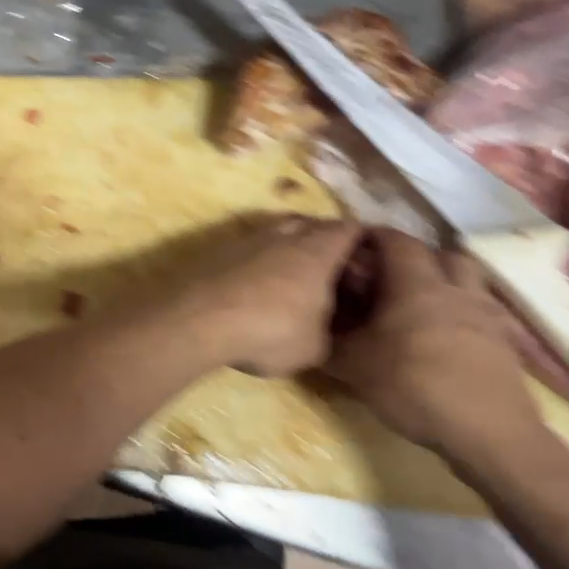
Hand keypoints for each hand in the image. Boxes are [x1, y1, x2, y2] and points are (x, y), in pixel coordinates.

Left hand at [179, 216, 363, 376]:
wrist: (196, 320)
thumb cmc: (269, 332)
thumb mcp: (317, 345)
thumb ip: (329, 326)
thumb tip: (323, 321)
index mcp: (314, 252)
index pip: (346, 229)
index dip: (361, 238)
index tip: (371, 252)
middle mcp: (279, 236)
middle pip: (307, 222)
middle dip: (323, 236)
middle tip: (333, 262)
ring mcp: (242, 240)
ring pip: (273, 229)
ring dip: (287, 242)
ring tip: (295, 271)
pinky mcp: (213, 250)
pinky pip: (246, 245)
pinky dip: (258, 256)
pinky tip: (258, 277)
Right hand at [325, 229, 546, 458]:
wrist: (489, 436)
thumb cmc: (413, 387)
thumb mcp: (353, 365)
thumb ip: (330, 338)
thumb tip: (307, 325)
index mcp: (417, 286)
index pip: (397, 241)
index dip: (374, 235)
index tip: (352, 242)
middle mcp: (456, 292)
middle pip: (445, 254)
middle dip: (418, 255)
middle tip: (390, 271)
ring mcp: (487, 319)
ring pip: (471, 282)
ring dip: (448, 281)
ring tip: (420, 301)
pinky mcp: (505, 347)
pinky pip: (484, 313)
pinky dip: (464, 313)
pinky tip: (445, 334)